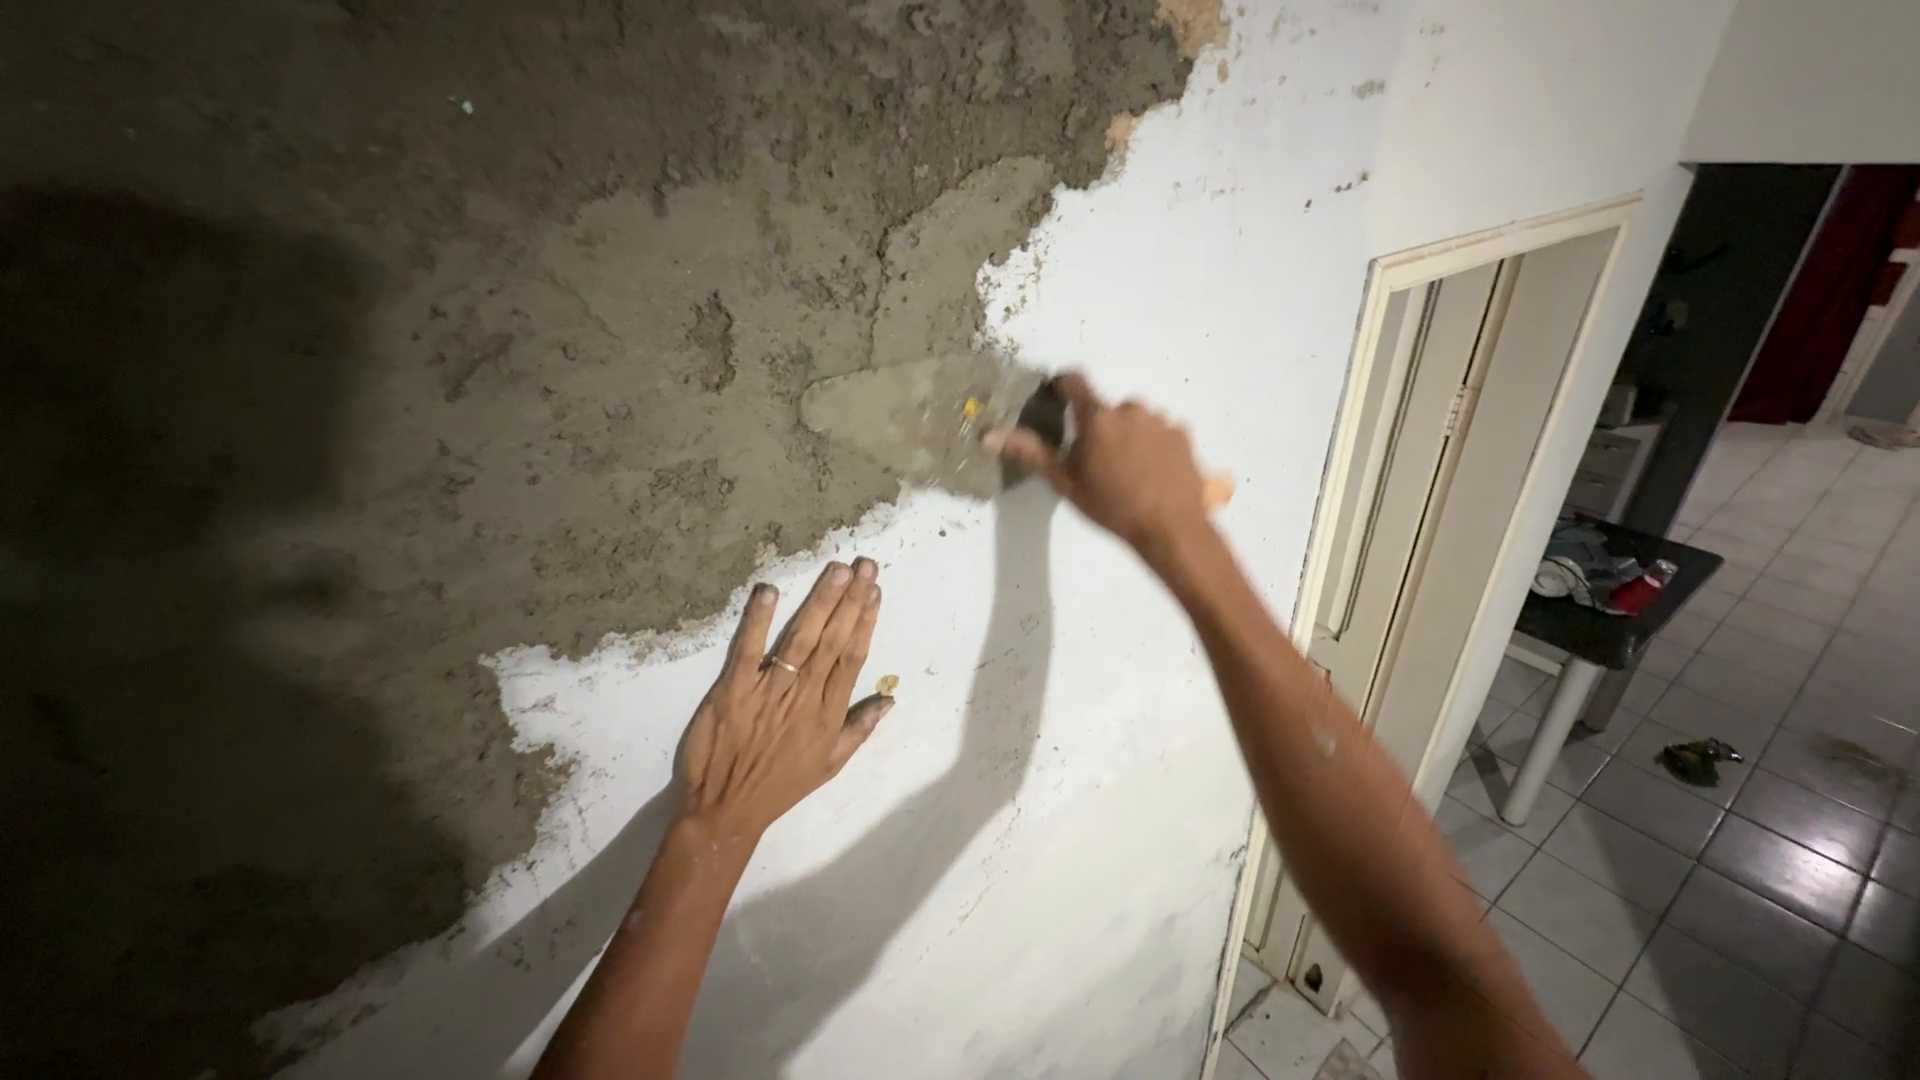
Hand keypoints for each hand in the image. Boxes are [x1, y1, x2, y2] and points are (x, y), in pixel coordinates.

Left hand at [677, 558, 889, 845]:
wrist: (726, 810)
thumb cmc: (780, 785)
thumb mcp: (830, 764)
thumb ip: (860, 728)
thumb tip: (890, 699)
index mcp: (828, 712)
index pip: (852, 657)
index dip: (865, 620)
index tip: (875, 590)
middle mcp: (804, 696)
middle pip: (833, 639)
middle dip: (850, 599)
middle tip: (864, 564)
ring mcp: (768, 691)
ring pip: (801, 639)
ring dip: (820, 602)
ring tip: (836, 569)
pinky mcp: (732, 690)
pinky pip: (748, 650)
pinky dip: (759, 621)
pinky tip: (770, 591)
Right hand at [986, 372, 1209, 560]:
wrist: (1171, 529)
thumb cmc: (1112, 507)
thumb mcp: (1065, 483)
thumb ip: (1031, 453)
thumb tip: (989, 434)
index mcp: (1097, 417)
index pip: (1075, 381)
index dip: (1063, 385)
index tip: (1057, 398)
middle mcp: (1130, 408)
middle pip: (1106, 410)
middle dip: (1101, 429)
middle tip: (1099, 464)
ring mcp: (1161, 419)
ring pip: (1135, 421)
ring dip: (1128, 437)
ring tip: (1131, 473)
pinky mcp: (1183, 433)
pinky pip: (1160, 432)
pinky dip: (1154, 446)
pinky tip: (1154, 474)